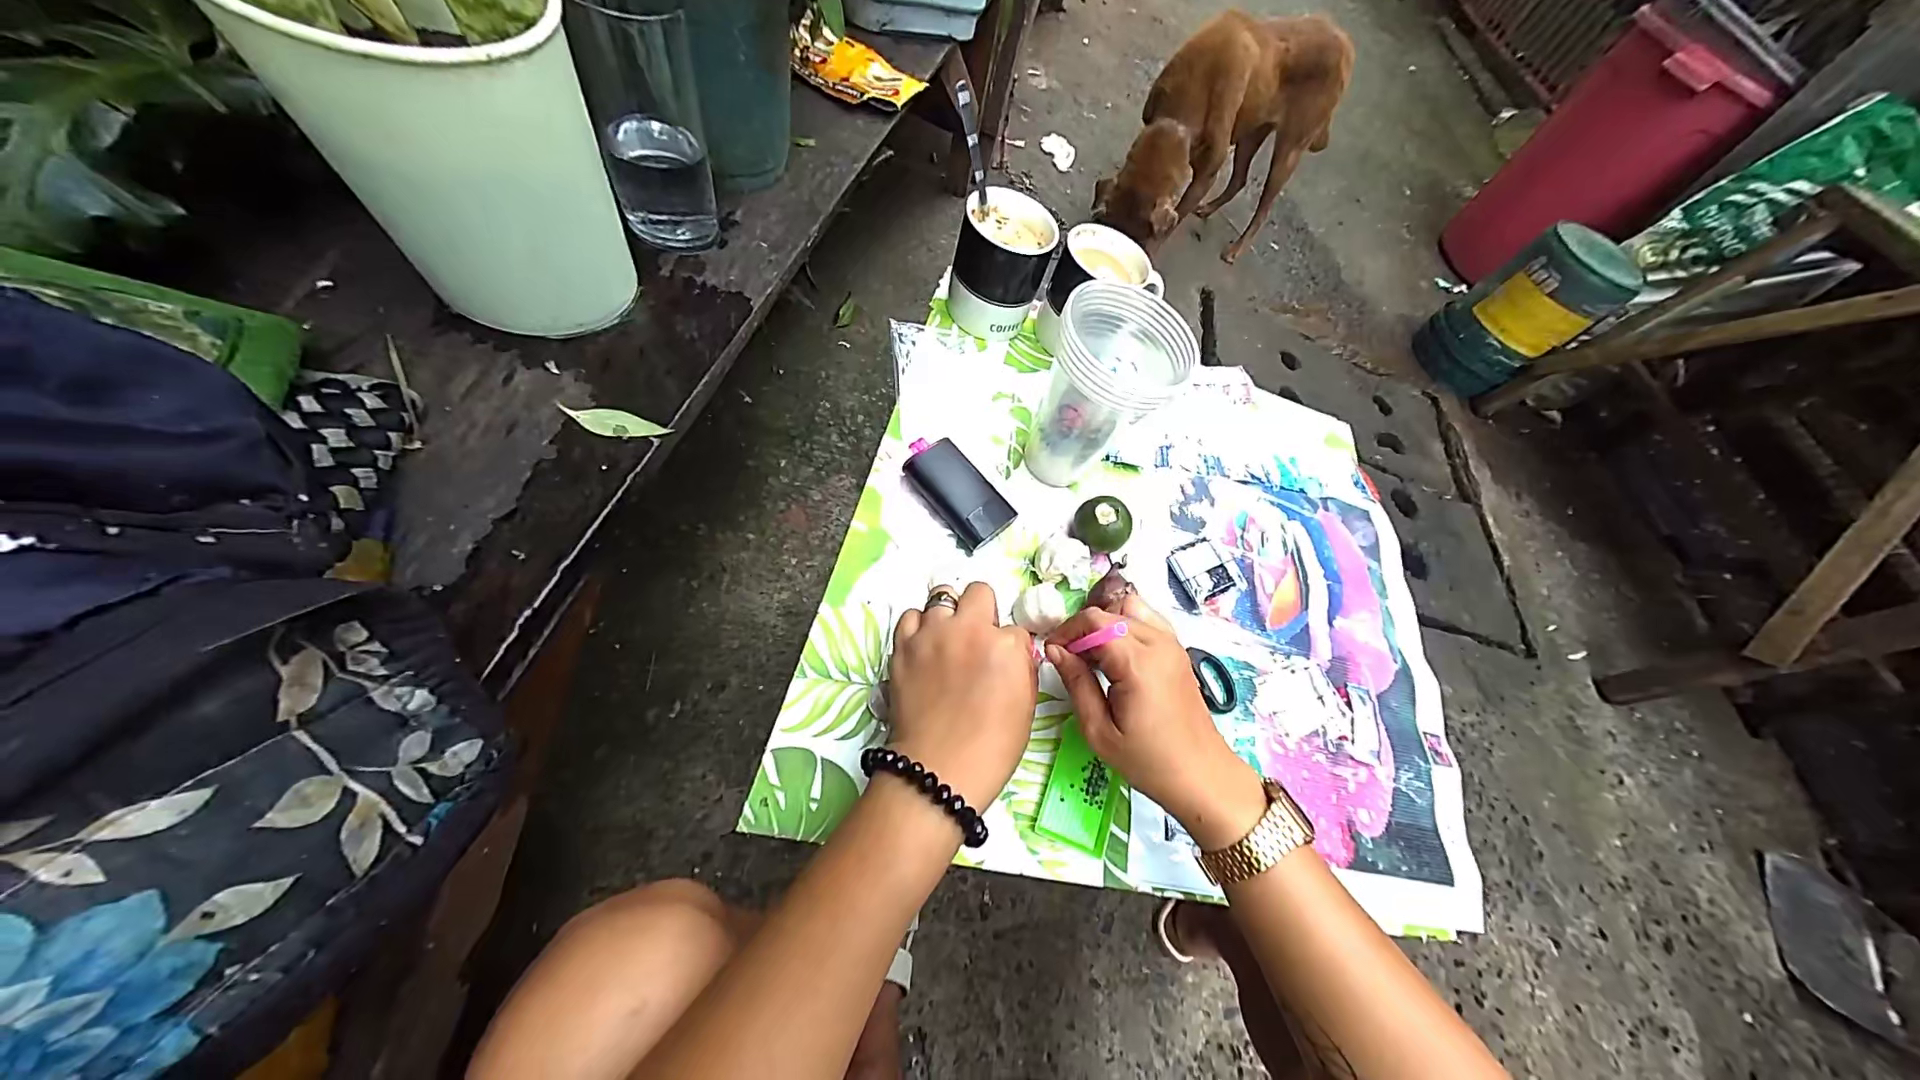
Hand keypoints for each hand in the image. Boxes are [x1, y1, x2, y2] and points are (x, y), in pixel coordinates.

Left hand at [886, 582, 1037, 809]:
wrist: (938, 769)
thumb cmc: (991, 747)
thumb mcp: (1026, 705)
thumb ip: (1021, 667)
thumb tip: (1013, 652)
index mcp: (1005, 645)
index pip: (1014, 628)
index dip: (1009, 645)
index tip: (1002, 661)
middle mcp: (968, 629)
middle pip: (978, 592)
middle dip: (982, 610)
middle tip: (977, 637)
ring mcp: (932, 634)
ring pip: (941, 597)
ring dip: (948, 615)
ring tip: (947, 640)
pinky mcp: (903, 646)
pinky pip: (910, 617)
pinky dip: (919, 627)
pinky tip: (924, 646)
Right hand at [1044, 596, 1266, 849]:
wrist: (1202, 776)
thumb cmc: (1148, 761)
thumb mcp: (1099, 730)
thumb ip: (1076, 683)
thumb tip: (1054, 650)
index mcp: (1138, 662)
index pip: (1093, 622)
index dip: (1066, 632)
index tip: (1051, 652)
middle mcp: (1158, 643)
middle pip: (1110, 611)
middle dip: (1083, 628)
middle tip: (1068, 657)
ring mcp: (1172, 644)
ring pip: (1130, 608)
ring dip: (1106, 624)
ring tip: (1093, 655)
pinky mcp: (1178, 651)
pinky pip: (1147, 620)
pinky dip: (1125, 626)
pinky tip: (1116, 656)